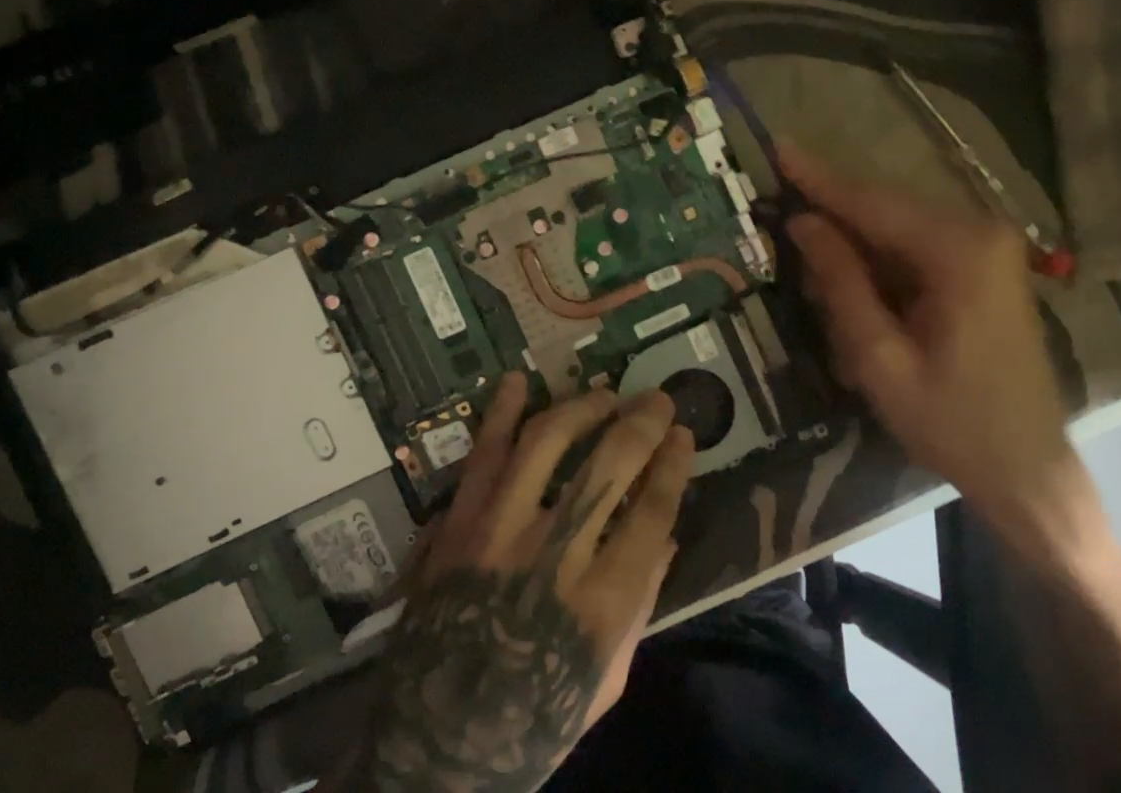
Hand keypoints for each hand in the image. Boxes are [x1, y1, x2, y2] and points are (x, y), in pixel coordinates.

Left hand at [345, 371, 694, 791]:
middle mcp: (555, 556)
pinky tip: (518, 383)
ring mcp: (498, 533)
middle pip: (608, 466)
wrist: (436, 738)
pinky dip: (500, 414)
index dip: (673, 466)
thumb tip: (666, 536)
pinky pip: (481, 456)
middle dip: (641, 424)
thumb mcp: (606, 679)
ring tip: (604, 395)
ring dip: (581, 408)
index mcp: (602, 604)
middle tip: (657, 401)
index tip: (684, 437)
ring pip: (546, 444)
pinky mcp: (456, 525)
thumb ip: (638, 607)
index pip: (652, 512)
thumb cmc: (534, 717)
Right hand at [779, 149, 1097, 553]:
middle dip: (829, 210)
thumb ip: (841, 283)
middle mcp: (980, 233)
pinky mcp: (984, 270)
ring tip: (800, 250)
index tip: (774, 147)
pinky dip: (876, 259)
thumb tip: (802, 223)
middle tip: (773, 206)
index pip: (872, 203)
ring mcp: (988, 250)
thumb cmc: (951, 422)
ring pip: (898, 227)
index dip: (817, 178)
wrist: (1027, 470)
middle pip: (886, 208)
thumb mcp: (879, 358)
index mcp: (960, 250)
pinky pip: (915, 248)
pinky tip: (844, 276)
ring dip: (850, 239)